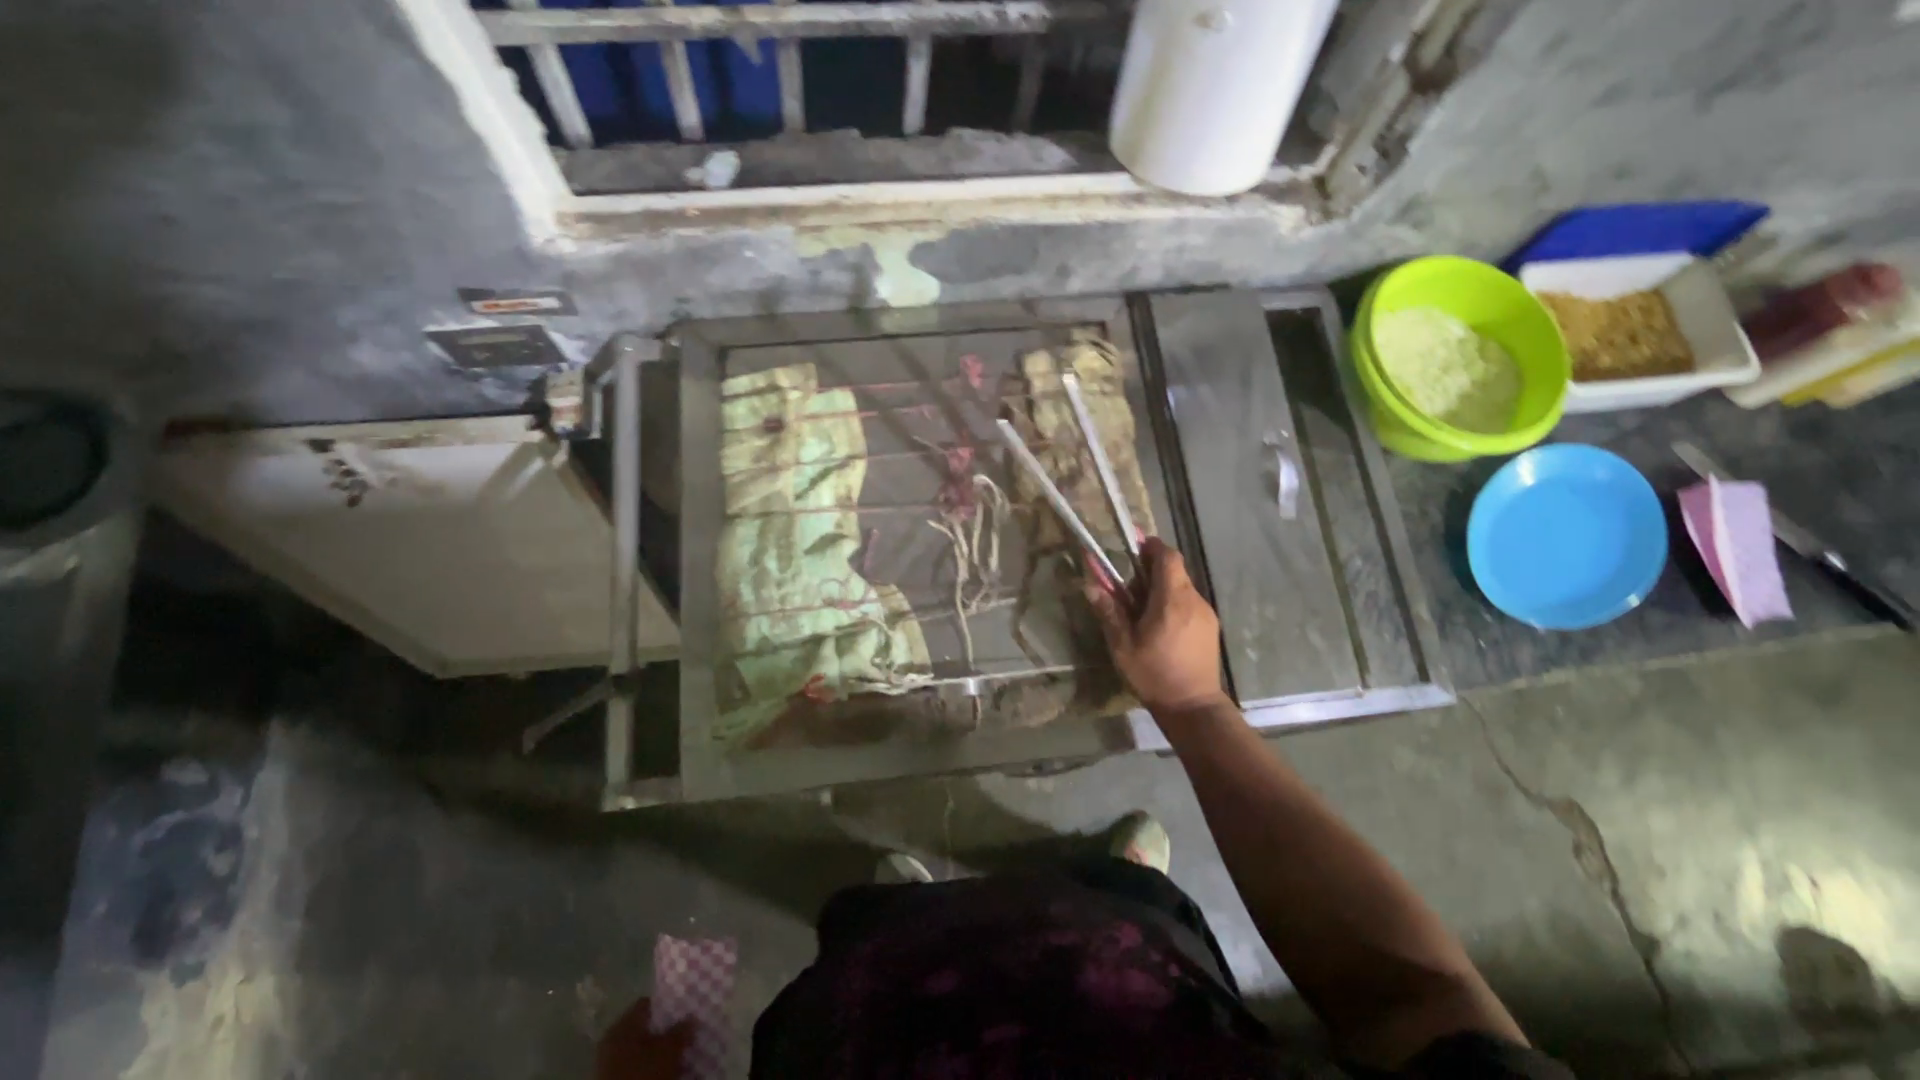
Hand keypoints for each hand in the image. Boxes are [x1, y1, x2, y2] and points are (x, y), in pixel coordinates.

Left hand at [596, 997, 691, 1079]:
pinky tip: (667, 1069)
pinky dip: (651, 1064)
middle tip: (687, 1033)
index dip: (667, 1005)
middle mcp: (613, 1039)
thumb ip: (680, 1032)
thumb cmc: (642, 1075)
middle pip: (644, 1027)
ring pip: (642, 1048)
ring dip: (660, 1050)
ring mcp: (611, 1061)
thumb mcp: (668, 1052)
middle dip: (666, 1030)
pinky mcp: (614, 1077)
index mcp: (622, 1026)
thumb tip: (691, 1018)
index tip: (685, 1010)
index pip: (646, 1004)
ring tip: (681, 1054)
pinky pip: (637, 1064)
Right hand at [1083, 537, 1229, 715]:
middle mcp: (1194, 600)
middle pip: (1175, 570)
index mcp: (1172, 600)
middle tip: (1129, 583)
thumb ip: (1109, 611)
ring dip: (1162, 588)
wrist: (1193, 706)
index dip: (1151, 546)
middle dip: (1152, 569)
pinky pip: (1190, 603)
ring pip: (1183, 587)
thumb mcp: (1123, 646)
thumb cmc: (1154, 675)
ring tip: (1142, 608)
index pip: (1168, 556)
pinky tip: (1160, 625)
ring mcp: (1206, 613)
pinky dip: (1174, 603)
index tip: (1133, 546)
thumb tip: (1091, 584)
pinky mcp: (1210, 627)